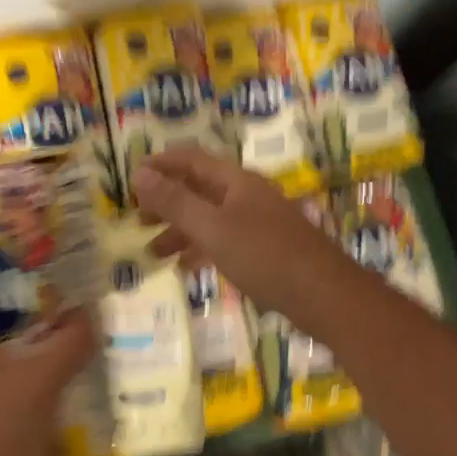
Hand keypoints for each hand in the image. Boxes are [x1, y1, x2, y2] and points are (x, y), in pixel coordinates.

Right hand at [132, 147, 364, 323]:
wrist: (326, 296)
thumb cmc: (265, 256)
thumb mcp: (213, 228)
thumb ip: (175, 202)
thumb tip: (138, 173)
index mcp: (235, 181)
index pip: (191, 159)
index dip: (161, 163)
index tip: (131, 176)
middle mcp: (246, 195)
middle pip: (199, 188)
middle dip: (166, 201)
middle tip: (136, 219)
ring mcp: (258, 222)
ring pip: (210, 217)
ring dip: (180, 230)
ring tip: (152, 252)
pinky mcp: (265, 250)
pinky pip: (223, 240)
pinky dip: (201, 249)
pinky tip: (186, 268)